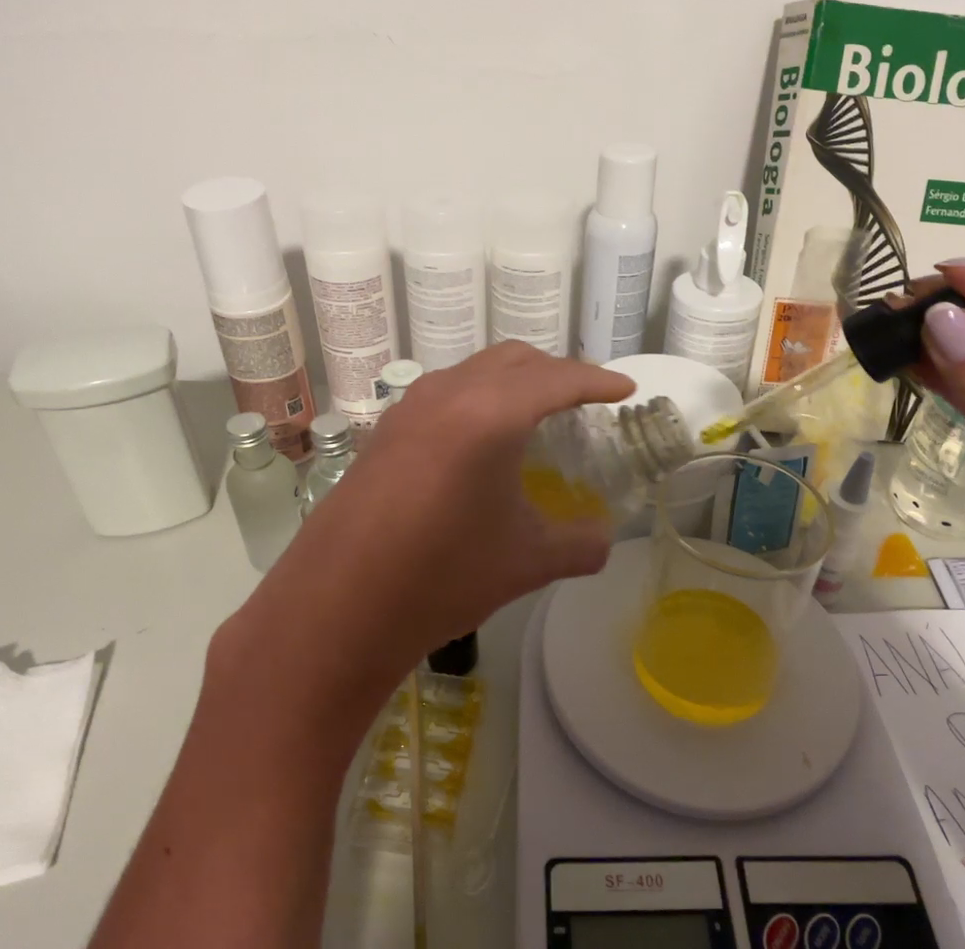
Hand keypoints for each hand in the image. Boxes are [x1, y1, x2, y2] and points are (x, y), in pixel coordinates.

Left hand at [265, 341, 634, 674]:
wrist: (340, 604)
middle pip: (514, 361)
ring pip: (472, 373)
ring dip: (510, 382)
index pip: (558, 379)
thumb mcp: (526, 561)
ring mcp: (408, 410)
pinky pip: (442, 395)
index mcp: (491, 414)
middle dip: (555, 372)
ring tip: (533, 416)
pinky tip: (478, 443)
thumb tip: (603, 537)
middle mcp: (447, 395)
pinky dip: (475, 401)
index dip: (597, 381)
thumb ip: (580, 543)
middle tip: (583, 401)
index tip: (624, 390)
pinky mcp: (383, 433)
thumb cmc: (444, 576)